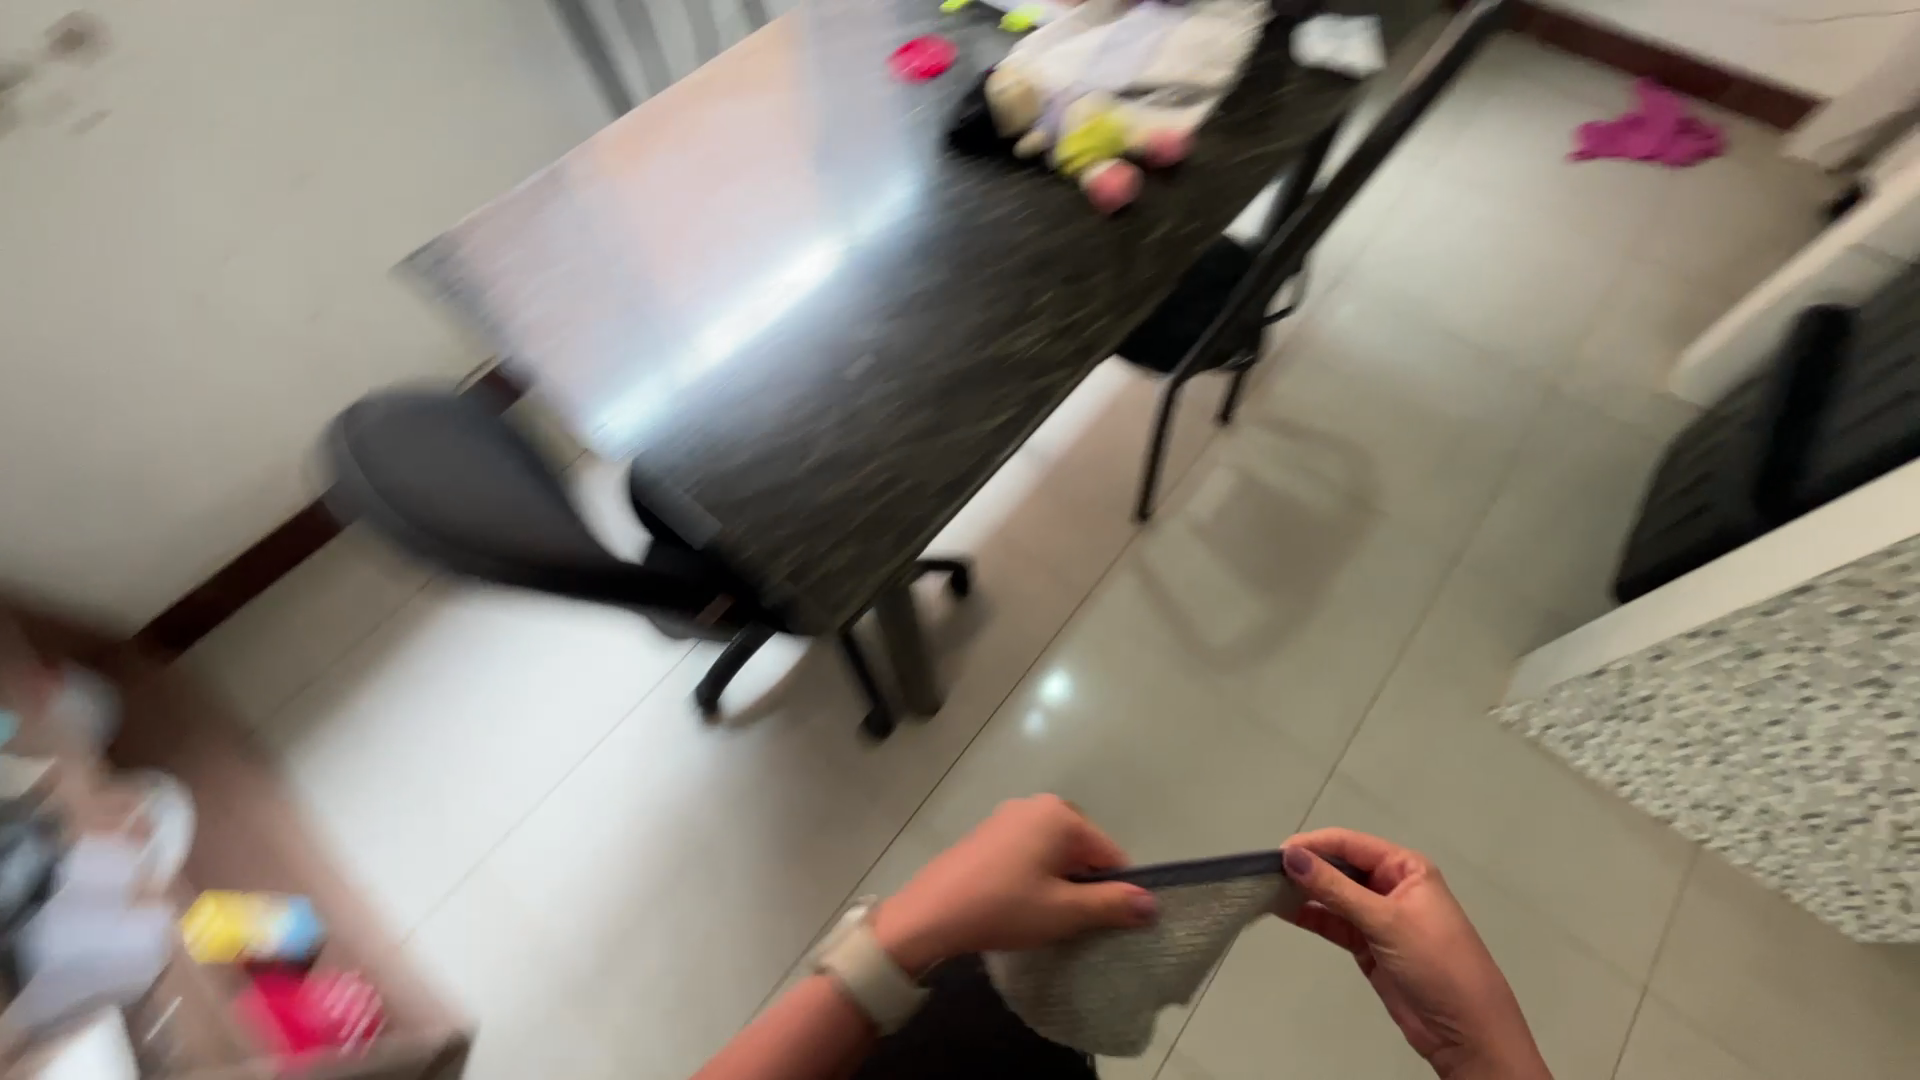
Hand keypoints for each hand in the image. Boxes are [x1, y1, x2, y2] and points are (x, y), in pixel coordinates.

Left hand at [873, 795, 1157, 973]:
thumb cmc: (1005, 906)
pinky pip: (1030, 849)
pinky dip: (1035, 873)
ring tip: (1043, 915)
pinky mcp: (990, 830)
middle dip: (1085, 884)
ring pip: (1055, 850)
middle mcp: (1038, 804)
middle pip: (1083, 848)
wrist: (935, 910)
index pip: (1111, 854)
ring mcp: (1010, 814)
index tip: (1101, 923)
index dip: (1114, 891)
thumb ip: (1112, 904)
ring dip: (1059, 880)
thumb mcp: (1065, 911)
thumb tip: (1152, 902)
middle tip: (1069, 920)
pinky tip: (1020, 902)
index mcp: (1062, 815)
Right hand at [1280, 829, 1551, 1079]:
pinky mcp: (1367, 944)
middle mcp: (1391, 886)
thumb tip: (1290, 856)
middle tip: (1266, 871)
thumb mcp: (1387, 922)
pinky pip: (1332, 921)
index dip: (1313, 845)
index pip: (1349, 844)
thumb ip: (1335, 888)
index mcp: (1406, 869)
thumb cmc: (1439, 967)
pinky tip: (1282, 910)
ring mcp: (1378, 916)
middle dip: (1305, 867)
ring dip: (1303, 891)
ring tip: (1267, 888)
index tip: (1277, 854)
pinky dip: (1309, 915)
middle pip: (1338, 866)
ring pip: (1332, 893)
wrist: (1469, 1038)